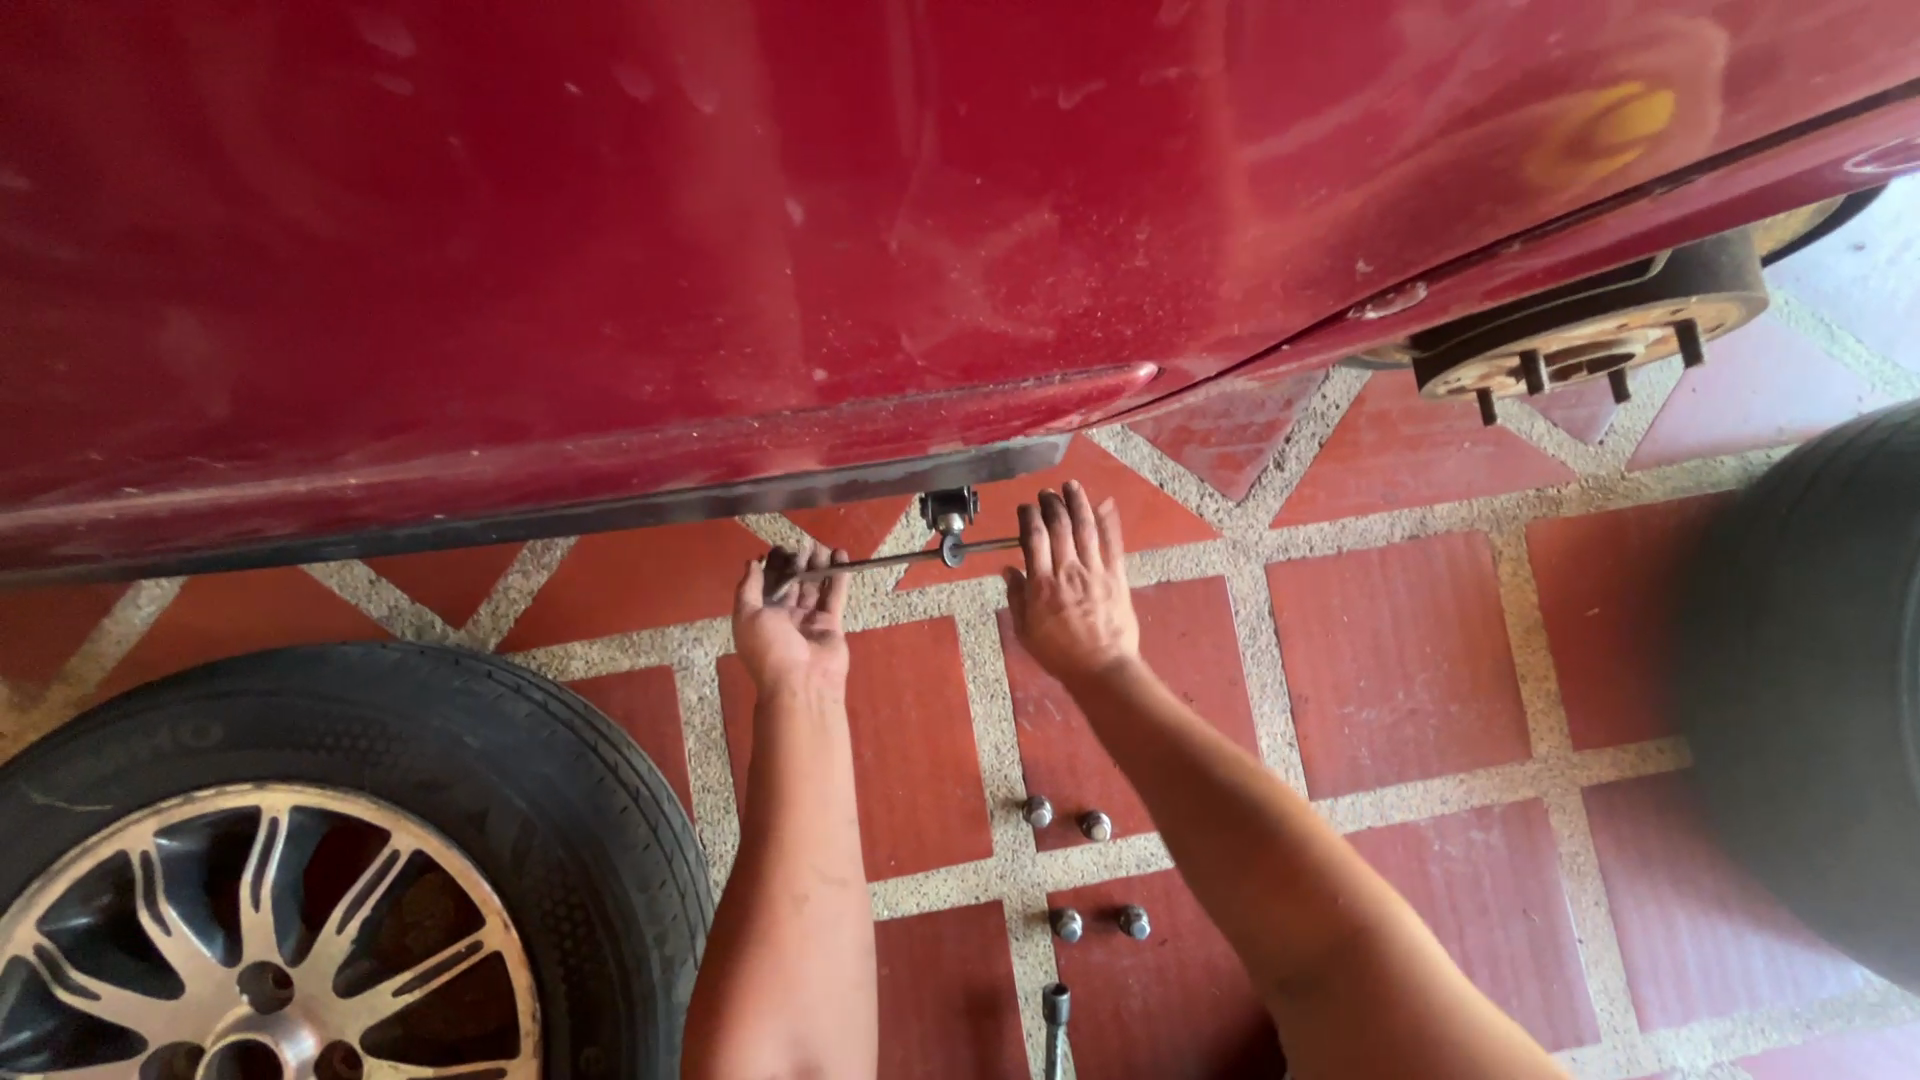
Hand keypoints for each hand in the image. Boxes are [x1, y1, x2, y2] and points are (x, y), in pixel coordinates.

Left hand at [735, 542, 850, 695]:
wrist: (801, 682)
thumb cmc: (769, 648)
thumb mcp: (747, 616)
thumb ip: (749, 588)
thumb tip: (752, 563)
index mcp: (761, 616)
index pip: (767, 585)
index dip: (772, 566)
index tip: (779, 547)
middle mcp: (785, 617)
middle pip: (792, 584)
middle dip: (798, 563)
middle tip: (805, 543)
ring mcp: (809, 620)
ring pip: (814, 587)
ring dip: (818, 566)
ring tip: (822, 545)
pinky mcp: (831, 623)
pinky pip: (835, 595)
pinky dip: (838, 576)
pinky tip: (841, 556)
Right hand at [1002, 480, 1140, 687]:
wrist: (1101, 668)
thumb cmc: (1059, 654)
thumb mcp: (1026, 631)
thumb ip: (1017, 597)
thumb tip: (1008, 569)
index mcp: (1041, 584)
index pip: (1033, 538)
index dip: (1028, 517)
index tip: (1026, 507)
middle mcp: (1067, 571)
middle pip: (1059, 526)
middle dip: (1051, 503)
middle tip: (1047, 493)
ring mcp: (1094, 572)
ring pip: (1085, 528)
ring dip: (1078, 503)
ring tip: (1072, 486)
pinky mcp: (1117, 577)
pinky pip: (1113, 544)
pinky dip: (1109, 522)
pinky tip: (1105, 505)